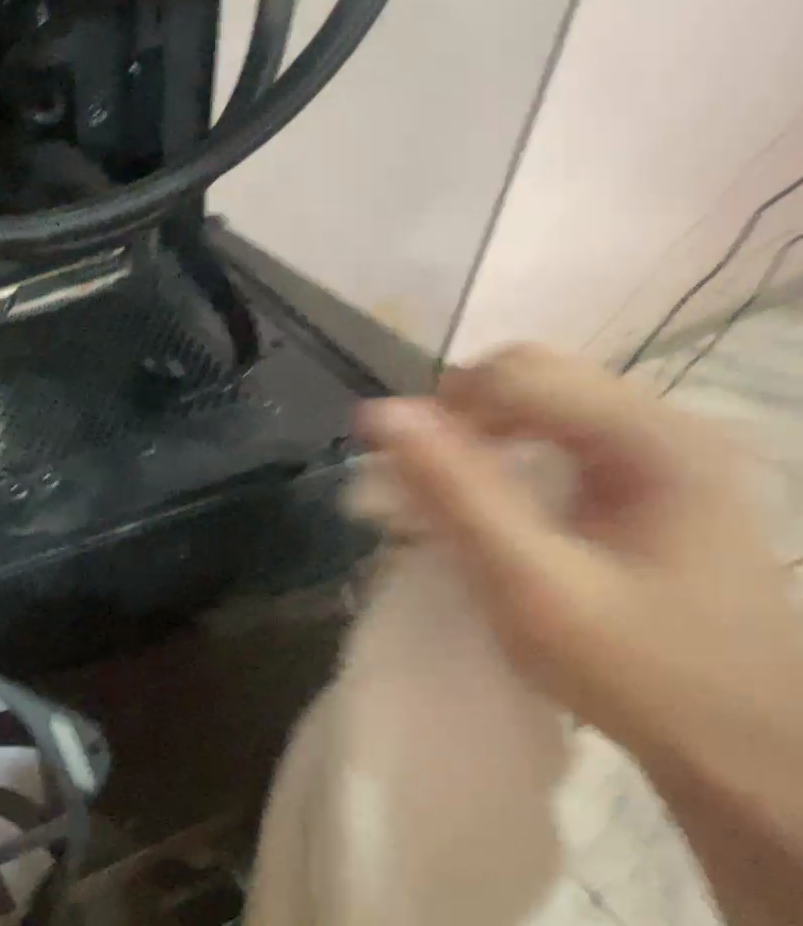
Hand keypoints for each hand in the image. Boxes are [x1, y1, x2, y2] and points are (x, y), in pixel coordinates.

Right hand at [359, 345, 802, 925]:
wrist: (748, 752)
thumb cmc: (640, 670)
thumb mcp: (530, 584)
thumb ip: (455, 492)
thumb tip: (379, 413)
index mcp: (654, 441)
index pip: (514, 374)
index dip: (441, 413)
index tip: (399, 478)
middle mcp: (664, 428)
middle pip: (527, 377)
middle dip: (456, 422)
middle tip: (421, 488)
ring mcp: (663, 454)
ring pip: (534, 405)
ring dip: (475, 441)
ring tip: (448, 504)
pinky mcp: (651, 483)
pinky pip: (554, 438)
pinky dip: (504, 460)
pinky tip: (492, 513)